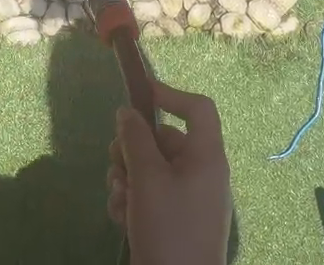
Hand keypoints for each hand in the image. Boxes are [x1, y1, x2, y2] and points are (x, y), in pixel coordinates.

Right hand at [107, 81, 231, 264]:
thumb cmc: (169, 228)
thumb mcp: (146, 177)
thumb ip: (134, 138)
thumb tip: (127, 112)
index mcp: (207, 158)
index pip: (198, 108)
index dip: (170, 94)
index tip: (138, 96)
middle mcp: (201, 174)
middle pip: (164, 139)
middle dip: (132, 149)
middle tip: (116, 163)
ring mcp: (188, 200)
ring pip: (150, 167)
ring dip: (127, 177)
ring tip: (119, 198)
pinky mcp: (174, 222)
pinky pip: (149, 195)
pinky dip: (132, 200)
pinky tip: (122, 217)